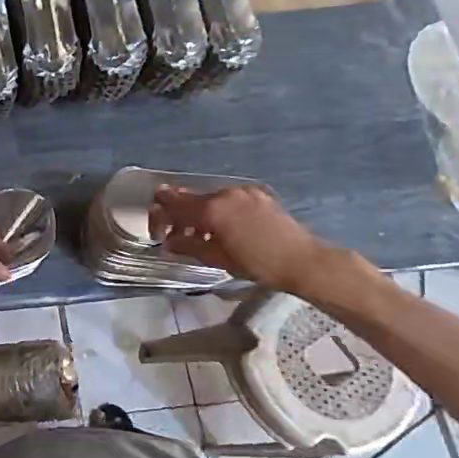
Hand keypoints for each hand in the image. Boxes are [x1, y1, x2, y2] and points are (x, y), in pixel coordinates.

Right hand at [148, 185, 374, 295]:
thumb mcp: (218, 259)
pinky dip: (219, 212)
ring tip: (200, 237)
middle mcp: (227, 194)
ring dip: (200, 215)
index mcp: (213, 208)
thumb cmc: (257, 264)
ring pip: (211, 200)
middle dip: (179, 215)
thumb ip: (190, 246)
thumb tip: (169, 242)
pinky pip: (229, 201)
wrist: (302, 261)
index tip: (156, 229)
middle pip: (193, 199)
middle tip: (174, 235)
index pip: (175, 203)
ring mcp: (245, 193)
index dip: (160, 214)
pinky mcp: (259, 197)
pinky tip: (222, 230)